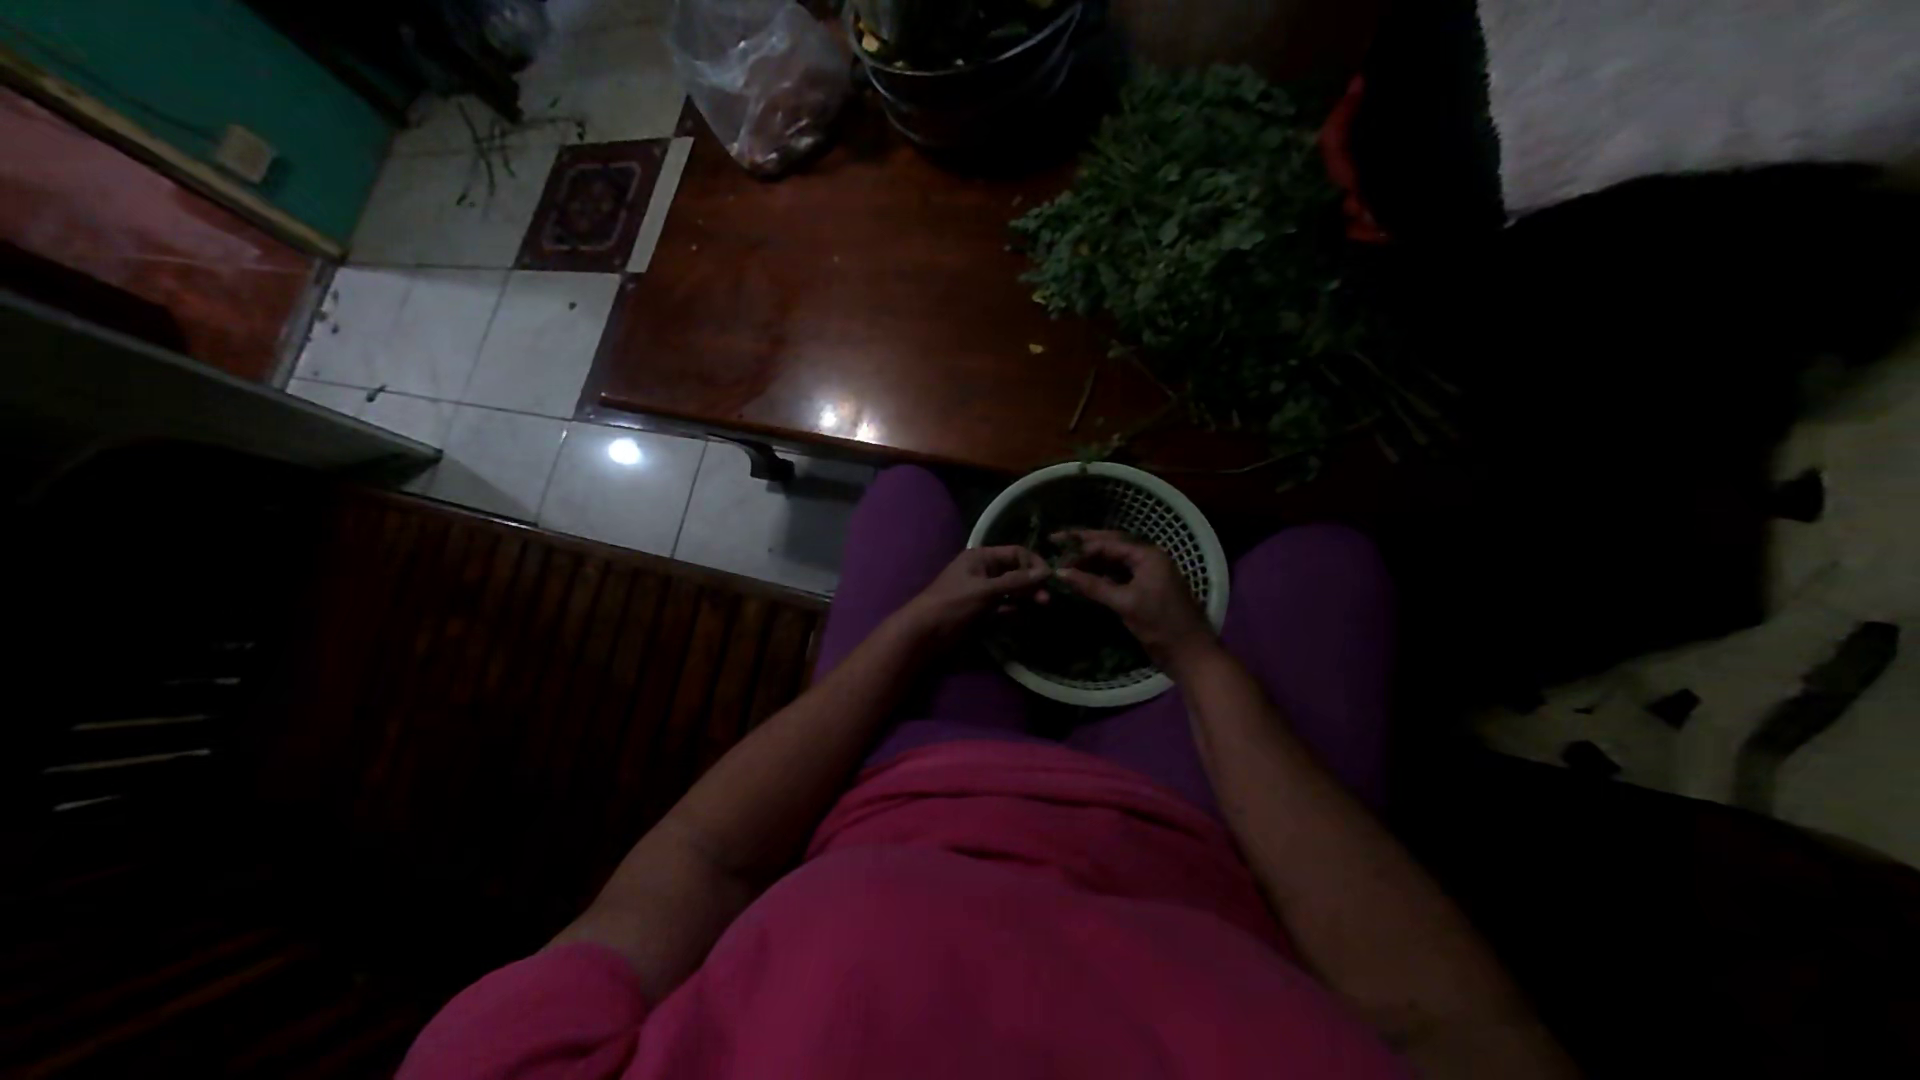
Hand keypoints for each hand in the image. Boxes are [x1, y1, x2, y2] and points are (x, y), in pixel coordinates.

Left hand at [898, 546, 1051, 647]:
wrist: (924, 634)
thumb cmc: (952, 605)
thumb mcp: (986, 590)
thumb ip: (1016, 581)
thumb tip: (1047, 572)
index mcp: (981, 557)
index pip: (1016, 553)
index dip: (1034, 564)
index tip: (1050, 579)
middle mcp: (984, 571)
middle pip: (1016, 572)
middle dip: (1032, 583)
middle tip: (1046, 600)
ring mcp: (983, 592)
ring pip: (1012, 591)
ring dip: (1026, 597)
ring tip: (1041, 607)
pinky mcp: (982, 612)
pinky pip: (1005, 608)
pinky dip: (1015, 611)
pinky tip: (1026, 617)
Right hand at [1053, 530, 1219, 674]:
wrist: (1190, 653)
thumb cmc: (1161, 624)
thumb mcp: (1125, 603)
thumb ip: (1093, 586)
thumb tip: (1060, 573)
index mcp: (1148, 555)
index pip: (1108, 543)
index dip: (1081, 546)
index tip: (1056, 551)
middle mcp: (1148, 558)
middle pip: (1111, 545)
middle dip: (1084, 544)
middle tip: (1056, 541)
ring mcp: (1147, 574)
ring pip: (1113, 561)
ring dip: (1090, 560)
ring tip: (1065, 559)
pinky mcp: (1144, 590)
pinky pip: (1118, 575)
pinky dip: (1100, 575)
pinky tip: (1083, 577)